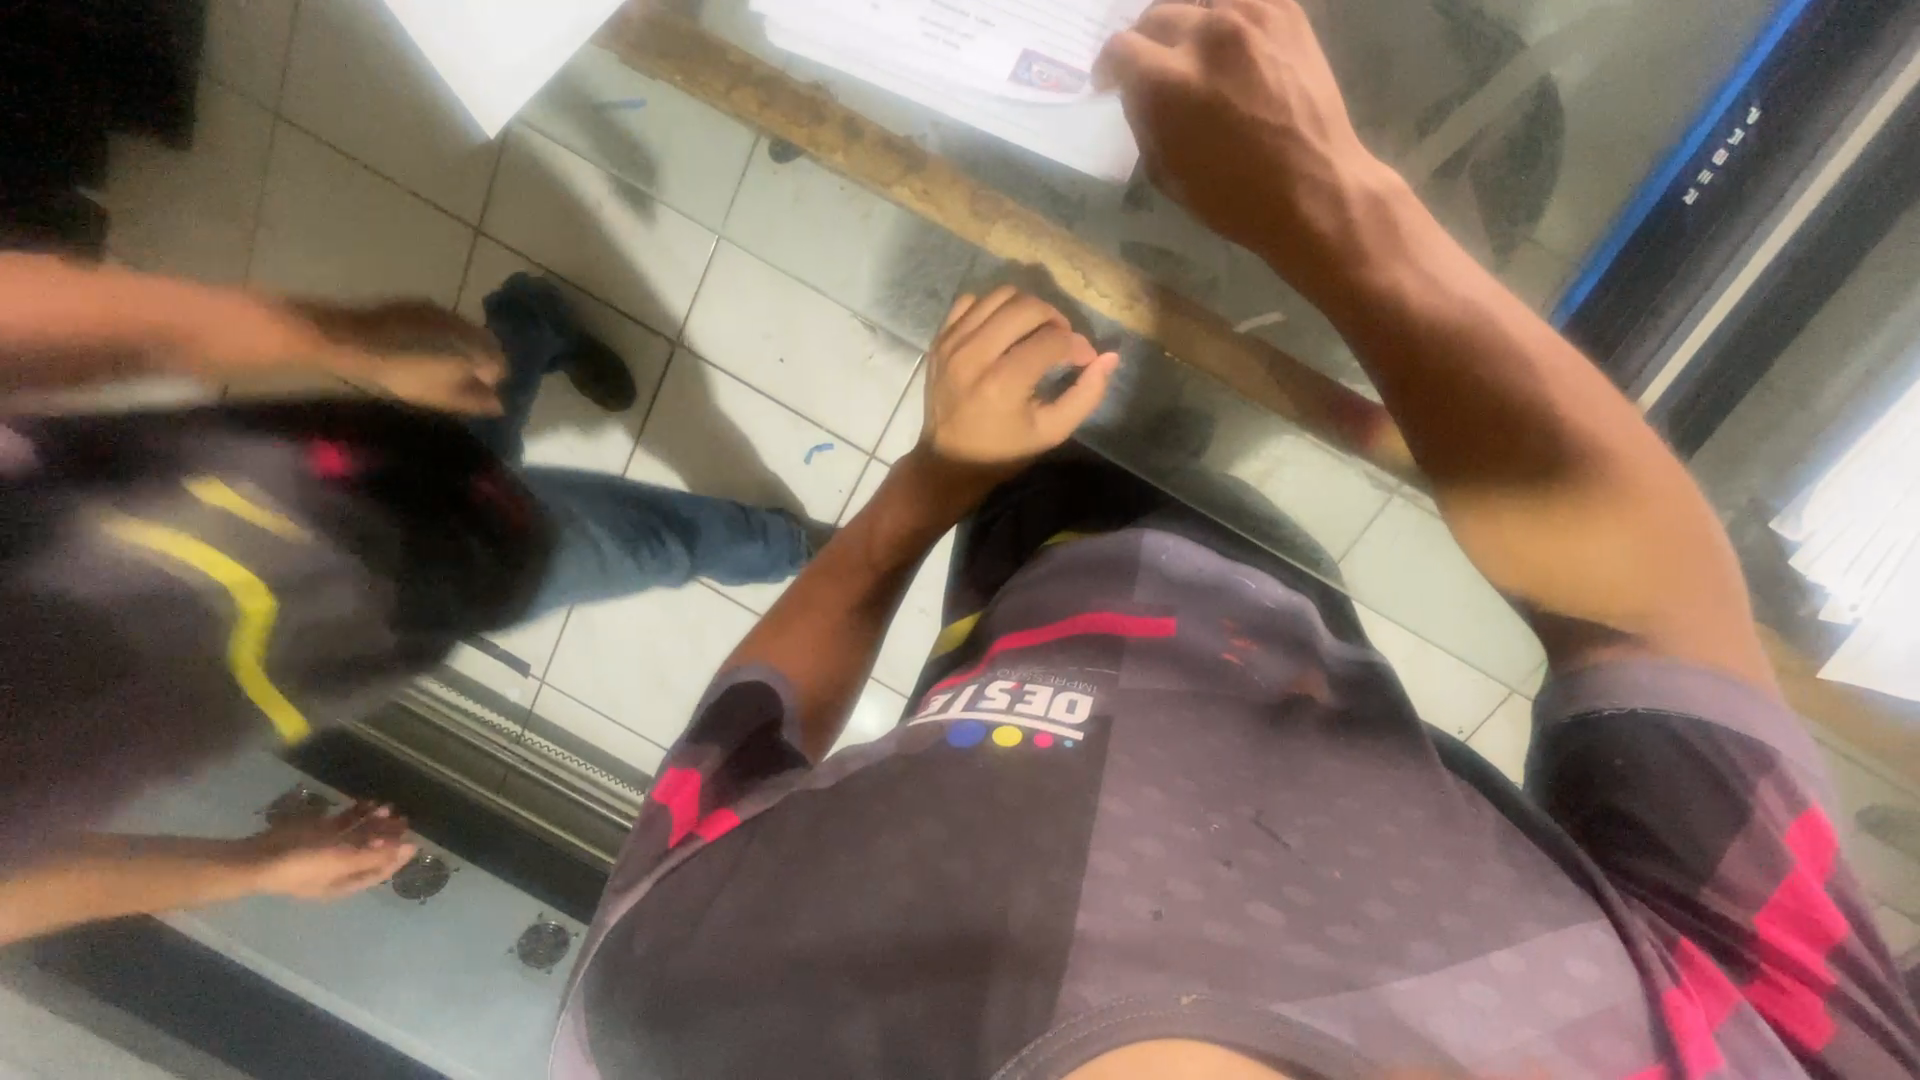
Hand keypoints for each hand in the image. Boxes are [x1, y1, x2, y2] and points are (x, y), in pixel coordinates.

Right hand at [239, 801, 416, 899]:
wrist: (257, 858)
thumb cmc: (304, 865)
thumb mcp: (343, 863)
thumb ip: (377, 856)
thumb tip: (409, 849)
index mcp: (345, 882)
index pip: (379, 871)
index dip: (397, 857)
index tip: (414, 840)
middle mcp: (338, 867)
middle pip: (371, 851)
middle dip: (388, 835)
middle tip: (403, 819)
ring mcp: (327, 849)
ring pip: (358, 834)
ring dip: (374, 821)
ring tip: (386, 807)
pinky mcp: (317, 833)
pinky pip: (343, 823)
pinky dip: (356, 814)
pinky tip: (368, 803)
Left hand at [291, 299, 505, 415]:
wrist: (347, 338)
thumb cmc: (401, 372)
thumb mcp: (441, 395)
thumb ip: (475, 401)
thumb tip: (499, 405)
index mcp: (477, 347)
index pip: (501, 365)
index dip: (494, 381)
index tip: (481, 392)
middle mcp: (465, 324)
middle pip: (486, 345)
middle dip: (480, 362)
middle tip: (464, 380)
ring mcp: (441, 311)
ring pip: (464, 333)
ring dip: (461, 348)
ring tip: (442, 365)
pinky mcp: (417, 305)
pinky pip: (443, 323)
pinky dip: (443, 336)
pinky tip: (422, 349)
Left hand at [918, 286, 1117, 483]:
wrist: (948, 462)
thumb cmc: (1004, 451)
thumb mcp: (1052, 432)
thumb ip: (1086, 395)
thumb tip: (1109, 357)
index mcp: (1002, 383)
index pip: (1052, 340)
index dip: (1077, 346)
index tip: (1084, 359)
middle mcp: (973, 355)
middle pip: (1027, 307)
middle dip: (1055, 319)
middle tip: (1062, 341)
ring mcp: (952, 343)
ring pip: (1000, 296)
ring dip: (1026, 308)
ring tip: (1035, 332)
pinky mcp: (940, 340)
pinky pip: (970, 302)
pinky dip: (993, 309)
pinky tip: (1003, 330)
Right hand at [1094, 0, 1388, 279]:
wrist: (1311, 188)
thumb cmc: (1232, 197)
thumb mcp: (1165, 170)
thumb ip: (1144, 120)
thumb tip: (1137, 91)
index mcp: (1167, 83)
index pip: (1119, 49)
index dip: (1109, 67)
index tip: (1111, 81)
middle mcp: (1205, 35)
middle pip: (1155, 16)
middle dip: (1145, 44)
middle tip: (1152, 69)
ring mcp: (1250, 15)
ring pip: (1197, 1)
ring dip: (1185, 25)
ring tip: (1192, 52)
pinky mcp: (1286, 10)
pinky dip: (1226, 16)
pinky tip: (1229, 43)